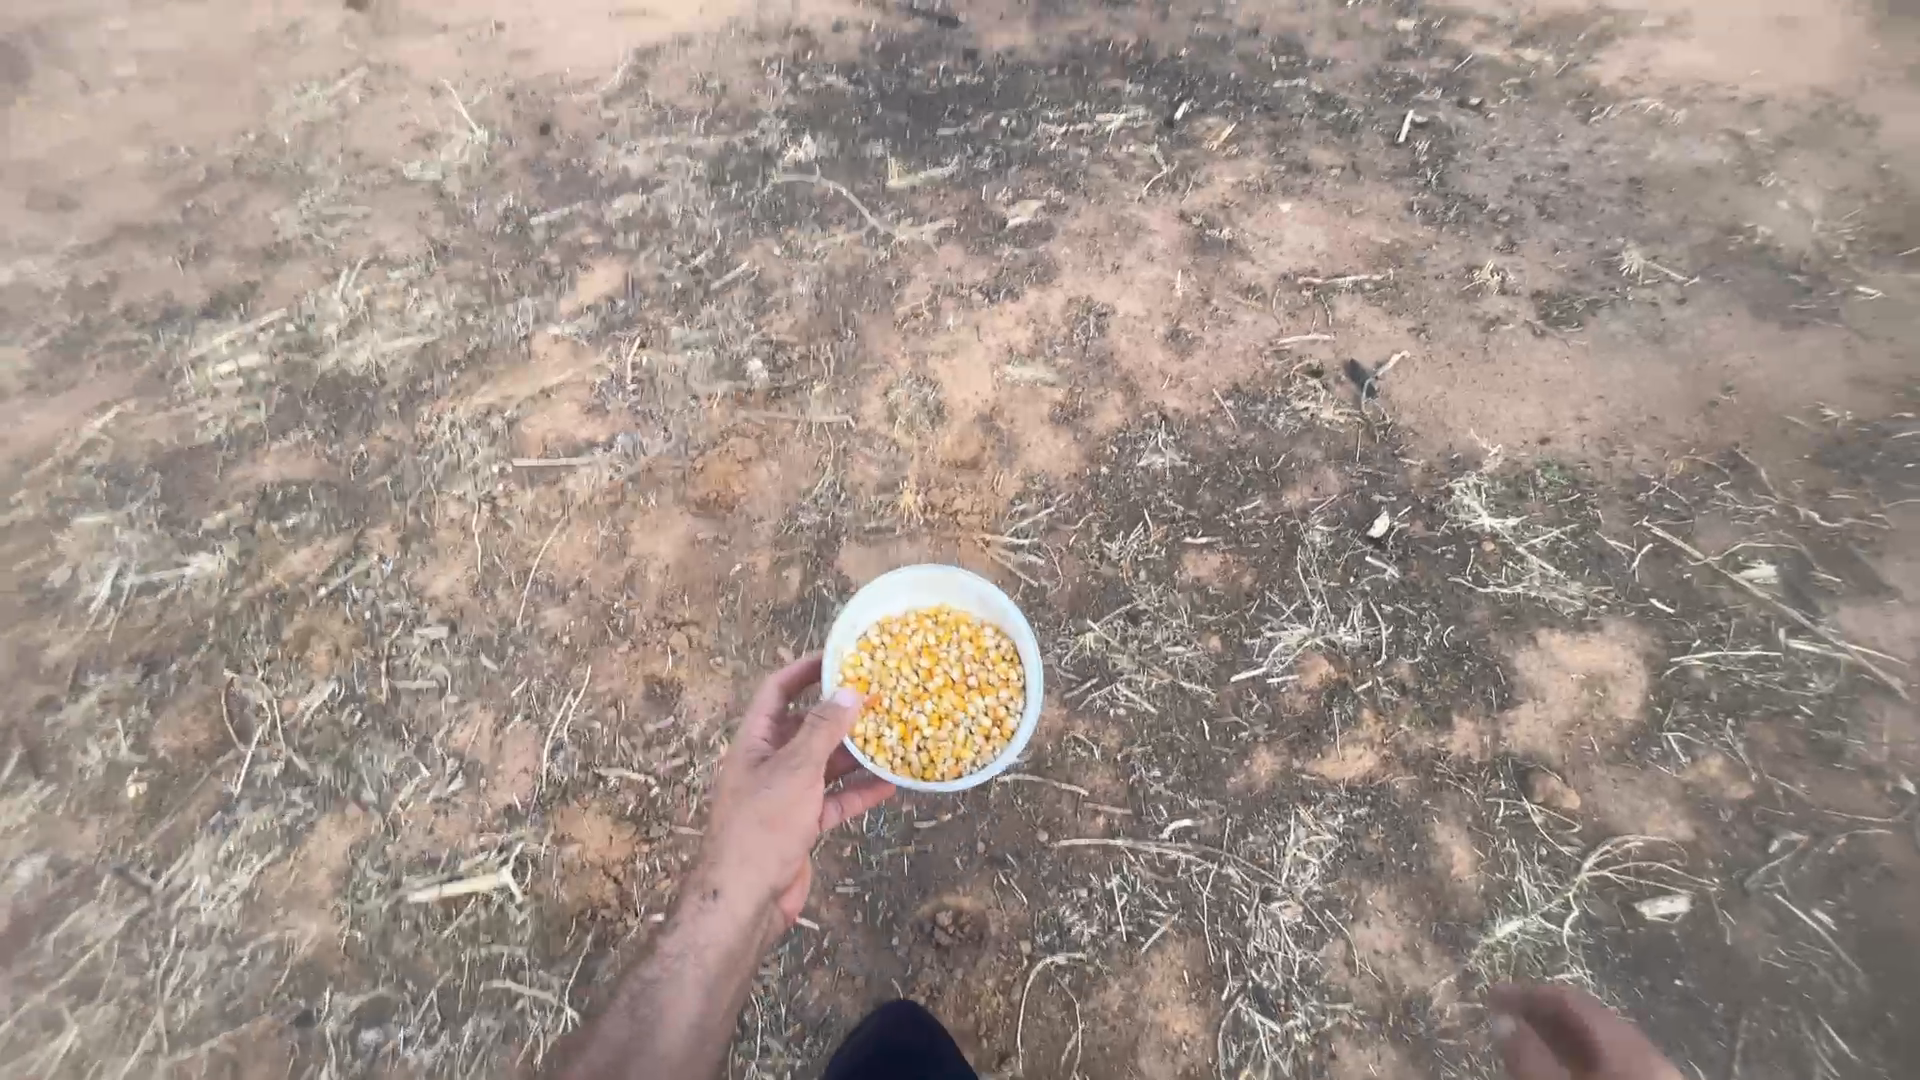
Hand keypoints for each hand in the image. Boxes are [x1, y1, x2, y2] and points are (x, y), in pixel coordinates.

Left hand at [694, 653, 895, 942]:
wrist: (744, 901)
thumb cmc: (761, 826)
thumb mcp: (795, 770)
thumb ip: (824, 730)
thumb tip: (850, 692)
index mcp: (756, 741)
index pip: (778, 691)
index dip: (805, 670)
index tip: (840, 656)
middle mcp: (769, 762)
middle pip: (807, 726)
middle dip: (841, 713)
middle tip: (879, 697)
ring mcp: (786, 794)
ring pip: (825, 764)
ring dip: (856, 753)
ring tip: (892, 736)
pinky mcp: (802, 823)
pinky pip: (835, 798)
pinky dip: (859, 792)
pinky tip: (890, 784)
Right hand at [1490, 983, 1683, 1079]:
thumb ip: (1527, 1055)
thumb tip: (1503, 1021)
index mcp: (1631, 1053)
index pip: (1573, 1002)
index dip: (1527, 994)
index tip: (1491, 998)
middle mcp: (1653, 1064)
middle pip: (1592, 1025)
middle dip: (1544, 1018)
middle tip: (1505, 1020)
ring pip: (1604, 1052)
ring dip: (1562, 1044)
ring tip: (1526, 1047)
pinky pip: (1615, 1073)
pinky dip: (1582, 1067)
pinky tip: (1559, 1074)